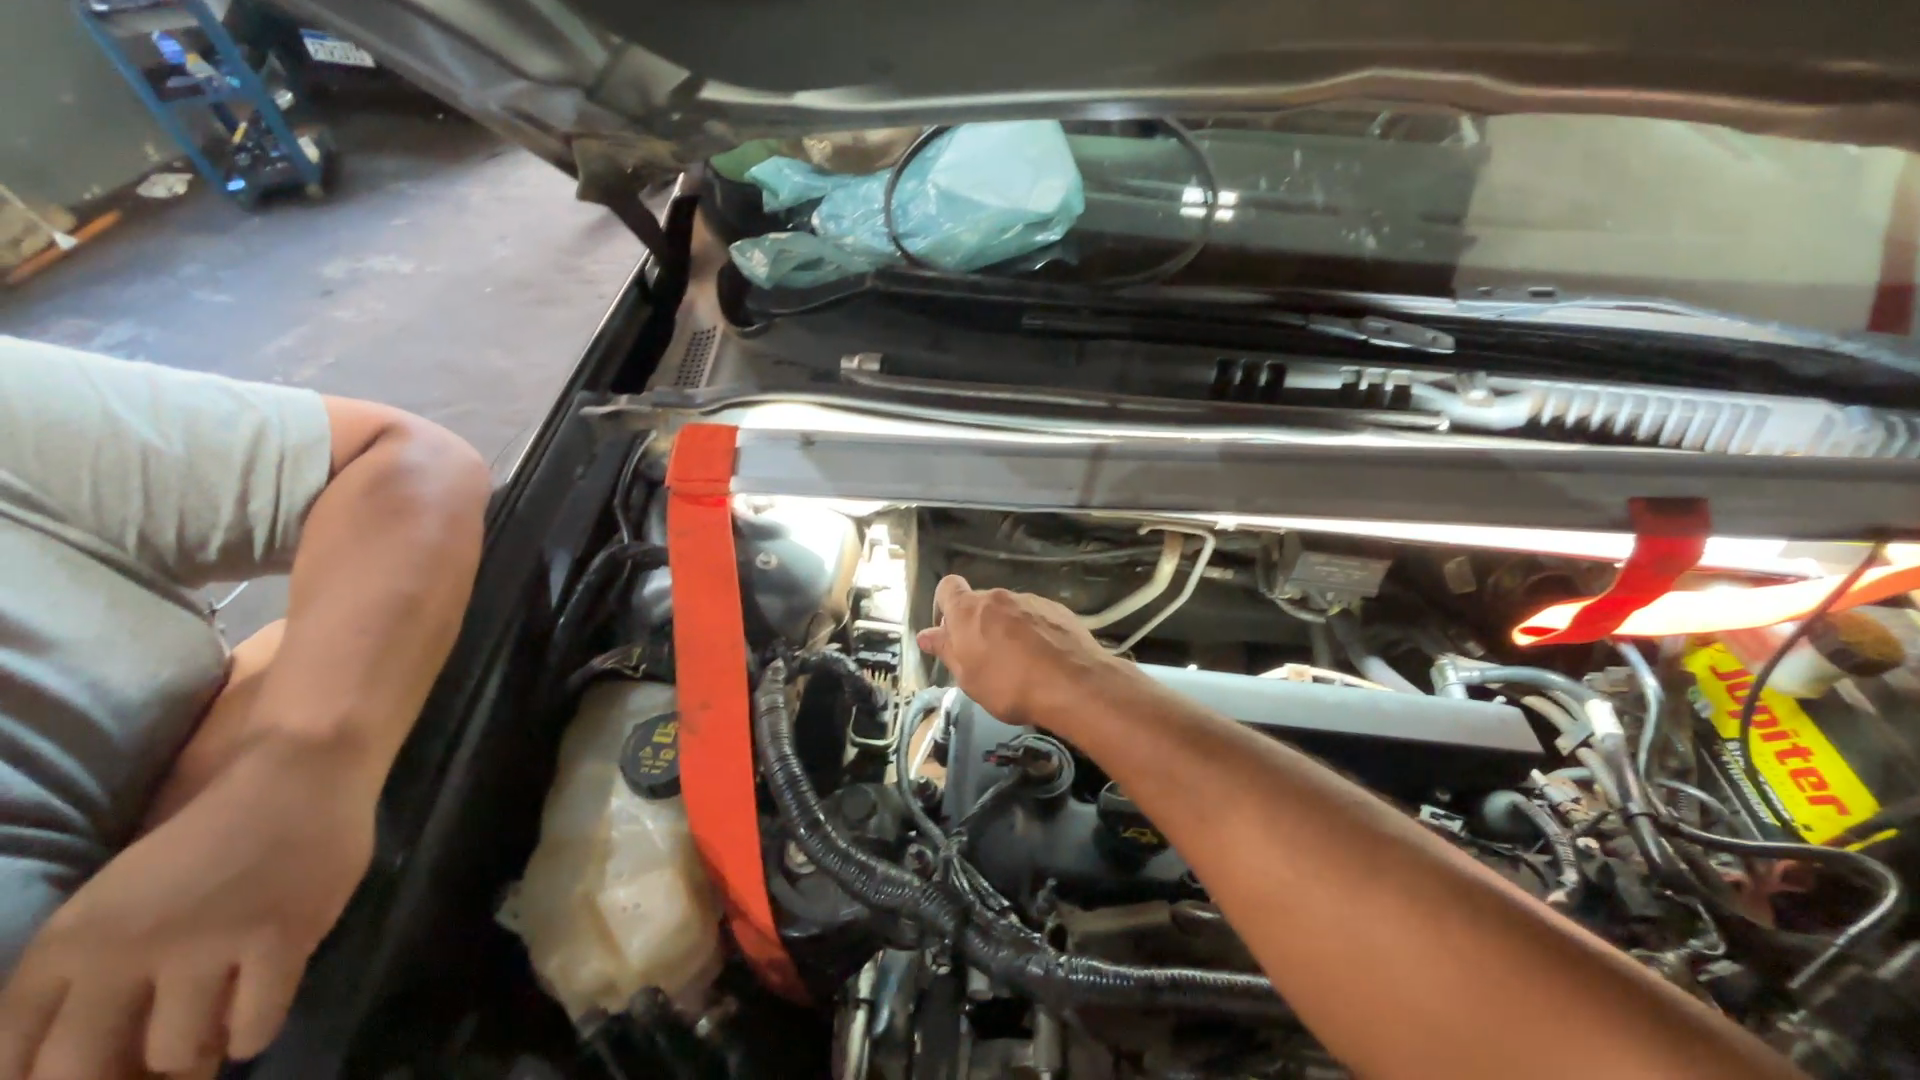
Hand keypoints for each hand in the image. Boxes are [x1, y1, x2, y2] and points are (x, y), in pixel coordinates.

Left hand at [0, 738, 375, 1078]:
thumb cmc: (209, 832)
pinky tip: (262, 996)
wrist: (300, 770)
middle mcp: (123, 951)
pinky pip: (255, 1026)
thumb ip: (95, 975)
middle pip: (79, 1075)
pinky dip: (257, 1025)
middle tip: (158, 1064)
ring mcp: (208, 944)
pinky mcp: (280, 938)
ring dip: (200, 1047)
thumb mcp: (122, 899)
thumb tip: (99, 1055)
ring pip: (179, 1054)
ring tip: (219, 1022)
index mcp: (68, 941)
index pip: (9, 1061)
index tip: (98, 1068)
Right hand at [915, 575, 1130, 729]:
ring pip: (1009, 610)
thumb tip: (926, 634)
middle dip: (979, 625)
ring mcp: (1030, 600)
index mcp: (968, 610)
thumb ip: (946, 651)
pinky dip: (1034, 631)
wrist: (1073, 684)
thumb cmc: (1008, 686)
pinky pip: (1036, 617)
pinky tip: (1044, 658)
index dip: (945, 605)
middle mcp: (998, 597)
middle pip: (980, 603)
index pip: (948, 587)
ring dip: (1008, 629)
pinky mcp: (1058, 609)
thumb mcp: (968, 677)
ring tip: (1020, 663)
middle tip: (985, 658)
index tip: (951, 632)